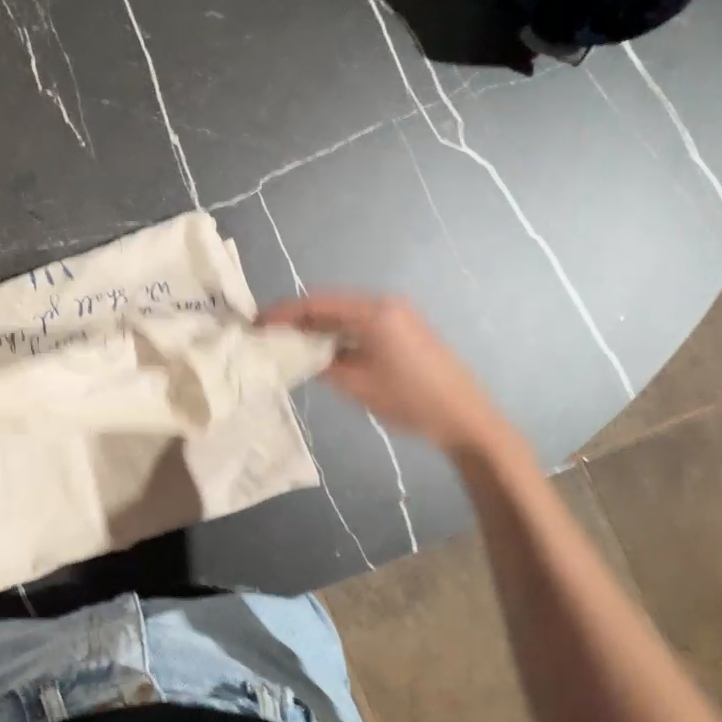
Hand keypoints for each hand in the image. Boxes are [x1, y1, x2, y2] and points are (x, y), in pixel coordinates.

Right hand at [259, 292, 505, 452]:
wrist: (466, 419)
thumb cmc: (409, 399)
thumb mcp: (355, 383)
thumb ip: (319, 362)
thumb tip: (294, 353)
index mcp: (373, 312)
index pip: (315, 303)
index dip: (282, 313)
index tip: (255, 324)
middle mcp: (385, 304)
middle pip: (329, 303)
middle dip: (296, 317)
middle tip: (267, 333)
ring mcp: (398, 315)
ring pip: (343, 312)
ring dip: (316, 324)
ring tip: (288, 342)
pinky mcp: (404, 328)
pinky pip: (359, 321)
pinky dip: (336, 331)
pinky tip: (321, 348)